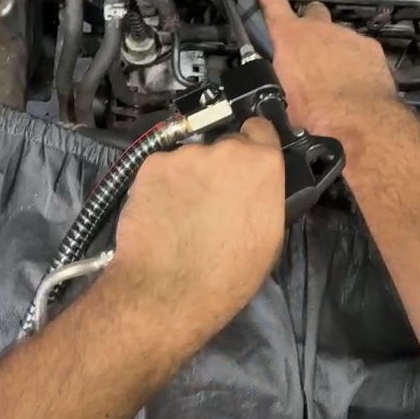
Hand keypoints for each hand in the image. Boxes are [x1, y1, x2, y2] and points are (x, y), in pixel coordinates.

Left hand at [106, 117, 284, 332]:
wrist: (168, 290)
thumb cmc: (228, 275)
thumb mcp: (268, 237)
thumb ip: (263, 198)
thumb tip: (255, 190)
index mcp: (261, 165)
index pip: (260, 129)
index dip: (253, 144)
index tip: (245, 162)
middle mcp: (224, 150)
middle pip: (223, 147)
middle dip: (219, 168)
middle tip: (211, 200)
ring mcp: (184, 155)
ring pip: (190, 159)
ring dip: (189, 177)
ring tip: (181, 213)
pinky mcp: (150, 165)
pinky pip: (162, 169)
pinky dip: (162, 185)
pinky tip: (161, 213)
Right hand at [248, 0, 402, 140]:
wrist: (358, 120)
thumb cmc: (317, 112)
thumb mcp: (282, 97)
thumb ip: (279, 80)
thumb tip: (277, 89)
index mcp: (289, 38)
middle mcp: (317, 29)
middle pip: (309, 14)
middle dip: (307, 25)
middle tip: (305, 48)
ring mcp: (345, 35)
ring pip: (334, 33)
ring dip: (330, 48)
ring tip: (331, 74)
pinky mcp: (368, 46)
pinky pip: (356, 47)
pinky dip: (352, 59)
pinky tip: (351, 80)